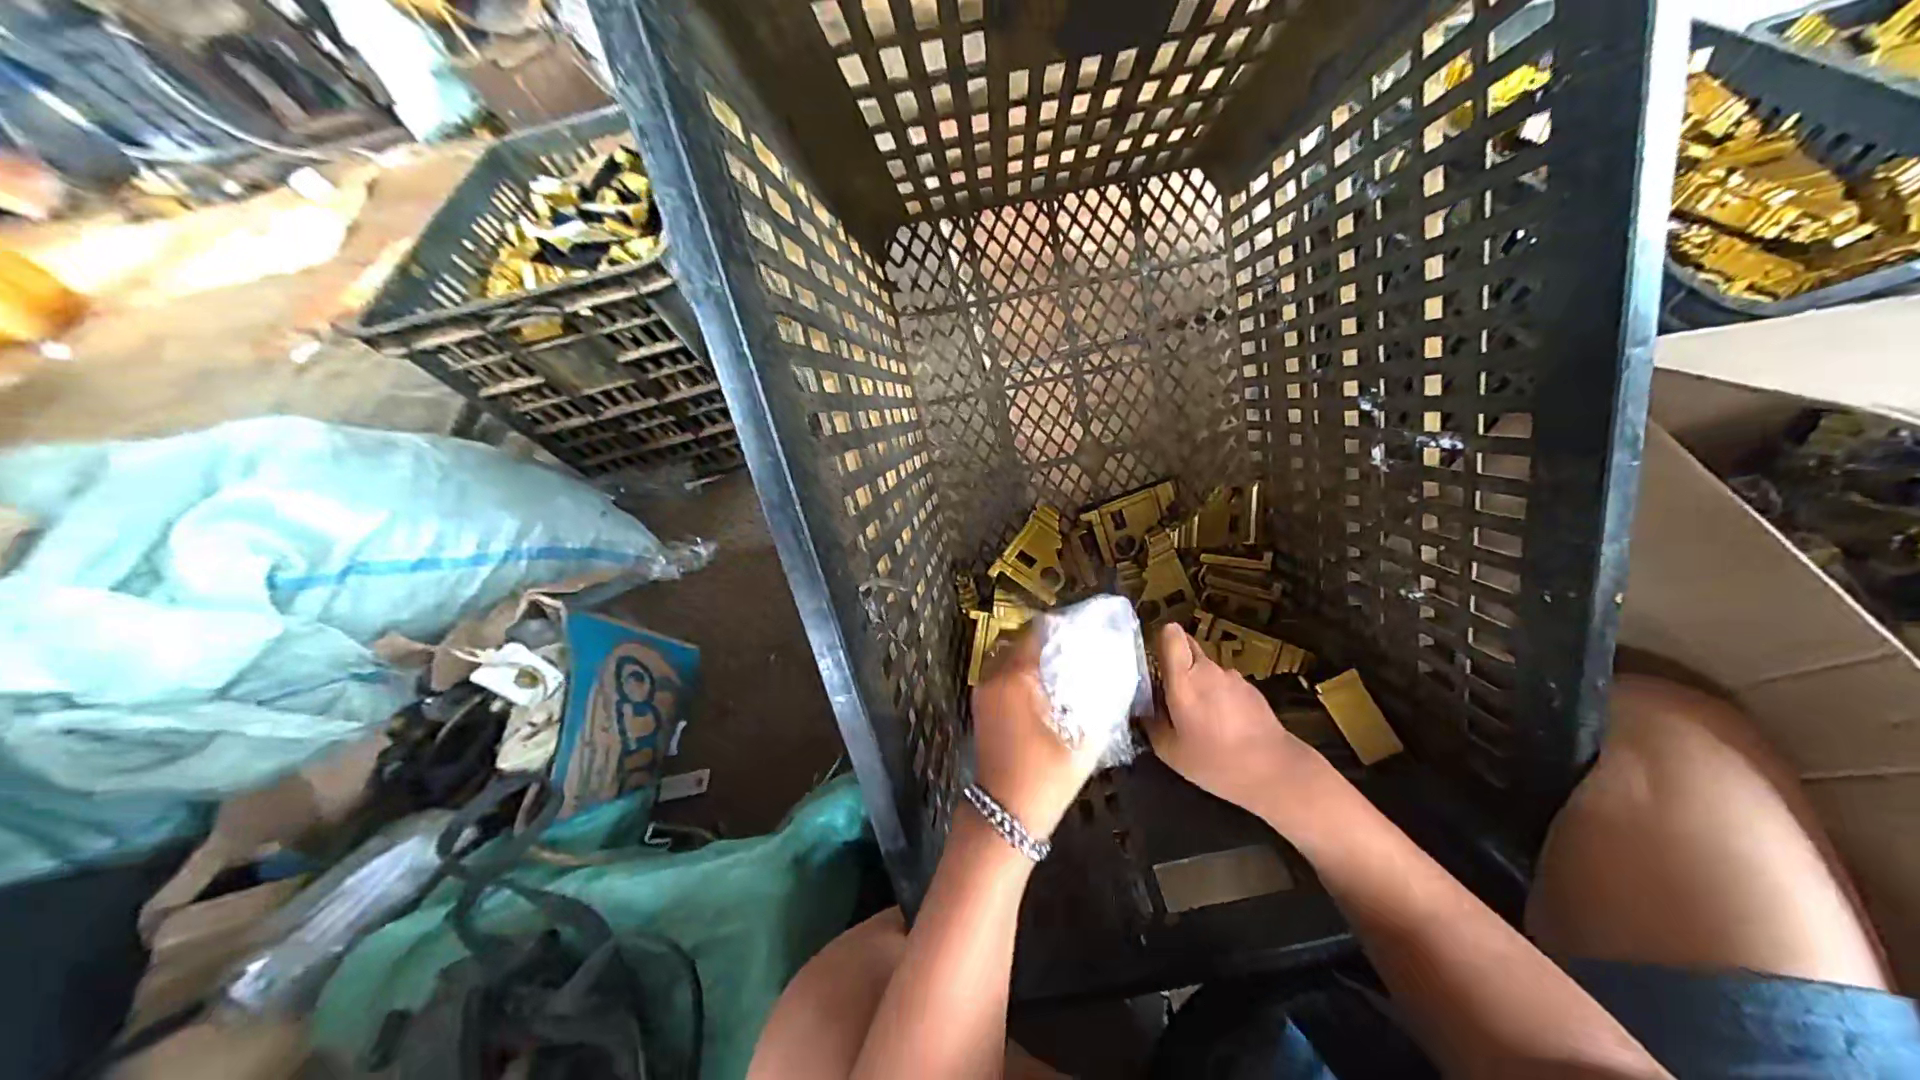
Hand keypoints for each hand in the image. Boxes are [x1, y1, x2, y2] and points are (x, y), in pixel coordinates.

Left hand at [970, 626, 1105, 835]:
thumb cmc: (1045, 776)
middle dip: (1048, 642)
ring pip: (1009, 660)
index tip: (1083, 629)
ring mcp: (983, 694)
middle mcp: (993, 679)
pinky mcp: (982, 710)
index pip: (1036, 633)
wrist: (1005, 815)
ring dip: (1033, 659)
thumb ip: (1098, 701)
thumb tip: (1109, 673)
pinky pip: (1002, 678)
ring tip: (1064, 668)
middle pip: (1020, 643)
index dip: (1061, 628)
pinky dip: (1022, 676)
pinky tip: (1047, 690)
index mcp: (1015, 679)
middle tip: (1078, 649)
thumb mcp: (1084, 739)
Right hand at [1145, 623, 1329, 824]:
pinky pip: (1226, 685)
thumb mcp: (1170, 751)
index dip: (1162, 640)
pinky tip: (1225, 727)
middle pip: (1188, 649)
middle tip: (1172, 694)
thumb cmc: (1215, 761)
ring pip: (1207, 670)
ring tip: (1202, 720)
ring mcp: (1233, 678)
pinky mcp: (1252, 690)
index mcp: (1184, 680)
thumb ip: (1152, 724)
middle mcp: (1208, 670)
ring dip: (1200, 685)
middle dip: (1178, 664)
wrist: (1275, 771)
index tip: (1155, 660)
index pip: (1172, 635)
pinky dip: (1221, 698)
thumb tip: (1143, 710)